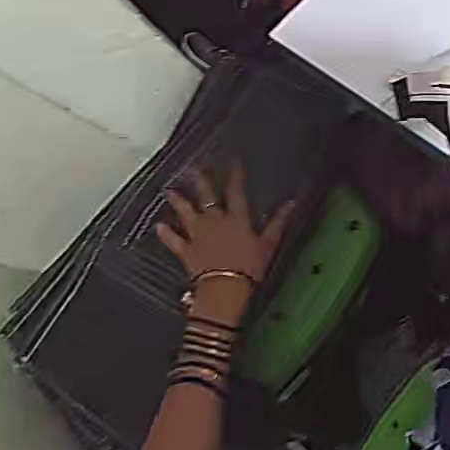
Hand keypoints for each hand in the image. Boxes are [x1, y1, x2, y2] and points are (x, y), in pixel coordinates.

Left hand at [156, 164, 294, 326]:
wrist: (225, 288)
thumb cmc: (250, 266)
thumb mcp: (269, 243)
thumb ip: (279, 222)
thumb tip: (291, 203)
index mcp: (236, 218)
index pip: (235, 192)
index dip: (235, 176)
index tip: (233, 162)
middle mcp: (215, 222)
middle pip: (206, 197)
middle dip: (201, 181)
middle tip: (193, 168)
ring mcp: (197, 235)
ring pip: (186, 214)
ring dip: (178, 202)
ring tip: (170, 191)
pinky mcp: (186, 251)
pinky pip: (174, 240)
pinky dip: (166, 233)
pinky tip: (158, 226)